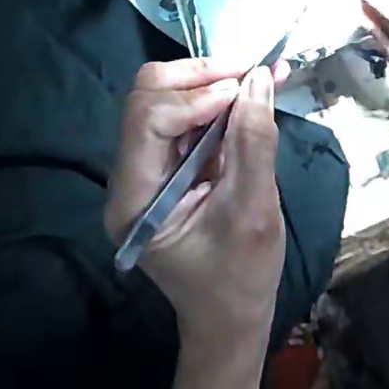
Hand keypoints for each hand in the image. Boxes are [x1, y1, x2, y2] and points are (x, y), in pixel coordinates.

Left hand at [104, 58, 284, 364]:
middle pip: (150, 95)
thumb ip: (253, 142)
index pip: (148, 119)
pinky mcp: (168, 157)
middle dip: (200, 77)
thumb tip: (258, 77)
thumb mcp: (254, 212)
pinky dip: (219, 93)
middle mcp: (129, 171)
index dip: (193, 98)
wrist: (230, 316)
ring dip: (213, 79)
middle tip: (249, 73)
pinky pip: (187, 109)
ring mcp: (147, 162)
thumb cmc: (239, 278)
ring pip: (167, 94)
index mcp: (134, 196)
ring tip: (258, 73)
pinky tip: (252, 85)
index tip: (240, 92)